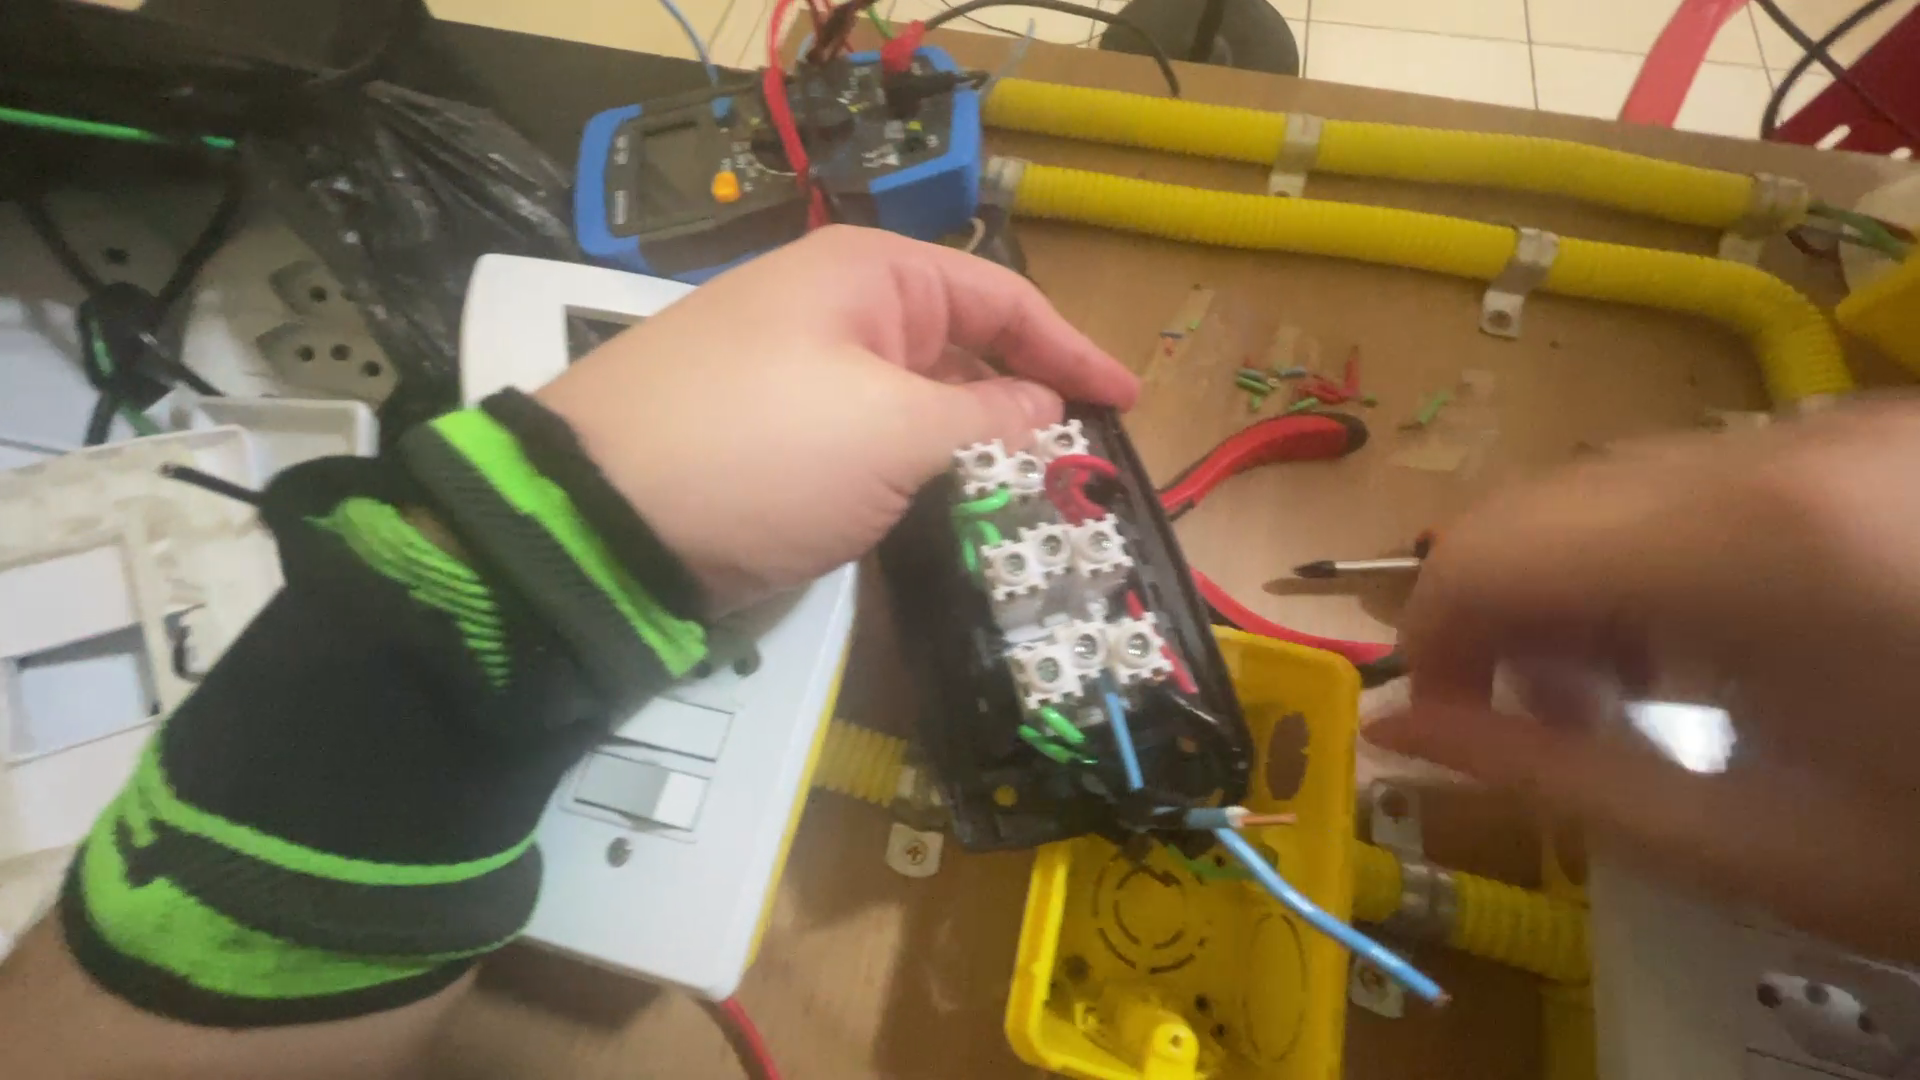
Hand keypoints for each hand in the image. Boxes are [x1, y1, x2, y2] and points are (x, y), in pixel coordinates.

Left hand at [536, 226, 1138, 613]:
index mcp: (870, 279)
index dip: (1071, 349)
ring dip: (978, 450)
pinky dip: (925, 478)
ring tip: (1036, 495)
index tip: (1126, 400)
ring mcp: (815, 385)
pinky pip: (882, 451)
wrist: (612, 522)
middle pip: (964, 353)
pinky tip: (957, 512)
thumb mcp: (894, 430)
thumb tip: (1045, 408)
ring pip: (924, 410)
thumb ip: (987, 418)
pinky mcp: (794, 446)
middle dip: (1027, 404)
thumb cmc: (765, 450)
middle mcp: (844, 319)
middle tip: (1086, 462)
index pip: (1000, 301)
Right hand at [1366, 400, 1919, 962]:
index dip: (1428, 638)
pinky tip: (1695, 631)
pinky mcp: (1860, 436)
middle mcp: (1771, 454)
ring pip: (1582, 491)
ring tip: (1620, 680)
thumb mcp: (1754, 845)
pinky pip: (1666, 482)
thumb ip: (1542, 778)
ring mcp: (1824, 432)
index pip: (1479, 556)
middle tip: (1534, 711)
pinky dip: (1625, 557)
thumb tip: (1388, 732)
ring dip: (1552, 584)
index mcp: (1746, 548)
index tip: (1446, 718)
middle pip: (1520, 510)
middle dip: (1487, 614)